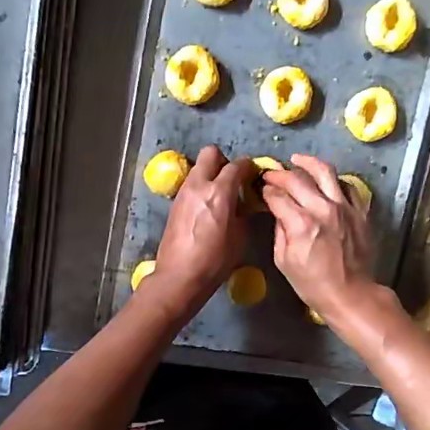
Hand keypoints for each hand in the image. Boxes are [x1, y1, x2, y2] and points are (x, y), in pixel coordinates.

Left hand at [145, 145, 253, 320]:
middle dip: (224, 161)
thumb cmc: (214, 261)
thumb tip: (246, 203)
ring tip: (220, 196)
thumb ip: (244, 214)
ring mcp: (183, 193)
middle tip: (232, 180)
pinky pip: (191, 184)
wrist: (179, 276)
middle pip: (211, 153)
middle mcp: (199, 185)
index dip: (249, 167)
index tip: (254, 175)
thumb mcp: (239, 238)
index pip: (237, 165)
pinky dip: (201, 187)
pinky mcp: (174, 204)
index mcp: (219, 192)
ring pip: (198, 168)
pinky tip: (207, 208)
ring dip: (210, 174)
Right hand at [259, 154, 378, 324]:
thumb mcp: (284, 261)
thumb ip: (280, 231)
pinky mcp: (359, 211)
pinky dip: (333, 179)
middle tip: (271, 174)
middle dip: (280, 174)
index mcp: (301, 224)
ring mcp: (345, 207)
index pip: (278, 196)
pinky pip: (347, 186)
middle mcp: (323, 209)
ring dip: (308, 162)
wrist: (350, 294)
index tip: (261, 189)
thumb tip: (279, 212)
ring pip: (325, 172)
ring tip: (297, 159)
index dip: (266, 191)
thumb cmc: (312, 284)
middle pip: (298, 178)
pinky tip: (325, 180)